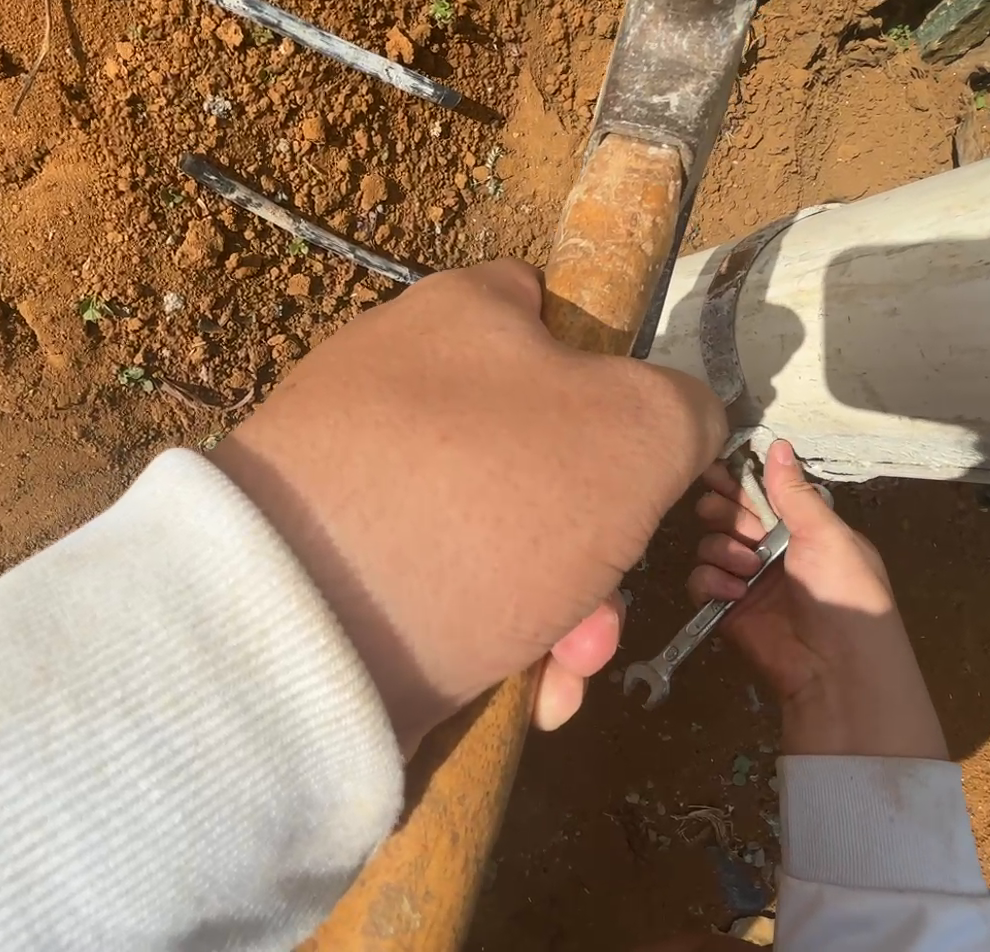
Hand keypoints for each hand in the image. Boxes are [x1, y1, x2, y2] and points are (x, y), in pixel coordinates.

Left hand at [211, 260, 725, 751]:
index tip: (635, 453)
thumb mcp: (636, 434)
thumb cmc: (488, 496)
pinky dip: (487, 623)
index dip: (612, 373)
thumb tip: (675, 420)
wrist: (307, 624)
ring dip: (557, 602)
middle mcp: (400, 377)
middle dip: (594, 540)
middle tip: (605, 613)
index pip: (552, 307)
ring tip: (564, 665)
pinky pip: (437, 568)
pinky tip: (515, 683)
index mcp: (462, 317)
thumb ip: (681, 409)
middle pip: (537, 445)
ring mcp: (361, 463)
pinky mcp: (332, 543)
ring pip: (496, 524)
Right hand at [689, 440, 947, 759]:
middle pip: (727, 512)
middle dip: (724, 511)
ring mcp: (745, 577)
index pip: (760, 492)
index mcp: (802, 528)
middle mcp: (770, 548)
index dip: (738, 480)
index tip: (718, 470)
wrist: (836, 667)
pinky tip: (734, 593)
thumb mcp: (828, 536)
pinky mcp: (725, 605)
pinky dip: (712, 582)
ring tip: (748, 568)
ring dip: (724, 550)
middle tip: (731, 518)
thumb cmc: (843, 593)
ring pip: (709, 542)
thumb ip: (794, 492)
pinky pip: (700, 578)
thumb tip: (778, 443)